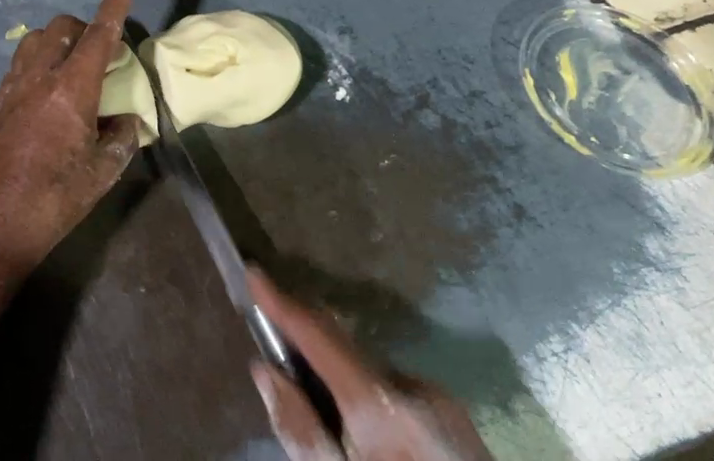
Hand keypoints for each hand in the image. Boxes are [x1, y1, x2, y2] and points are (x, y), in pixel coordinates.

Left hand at [0, 0, 140, 269]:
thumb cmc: (57, 197)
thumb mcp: (103, 171)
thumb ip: (120, 137)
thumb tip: (126, 119)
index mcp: (70, 88)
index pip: (98, 33)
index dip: (114, 1)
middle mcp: (37, 77)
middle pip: (60, 28)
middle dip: (84, 27)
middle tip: (102, 53)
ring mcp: (11, 88)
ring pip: (34, 42)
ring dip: (57, 43)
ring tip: (72, 70)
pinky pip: (19, 67)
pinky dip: (38, 66)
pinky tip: (47, 97)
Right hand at [247, 268, 492, 460]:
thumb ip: (299, 427)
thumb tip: (265, 371)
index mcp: (380, 404)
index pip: (319, 334)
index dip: (281, 302)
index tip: (253, 272)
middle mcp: (415, 389)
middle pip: (345, 349)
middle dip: (308, 345)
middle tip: (279, 363)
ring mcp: (445, 406)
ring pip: (372, 375)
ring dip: (340, 380)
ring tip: (327, 423)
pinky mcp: (460, 426)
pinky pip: (398, 396)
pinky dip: (369, 402)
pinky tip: (367, 442)